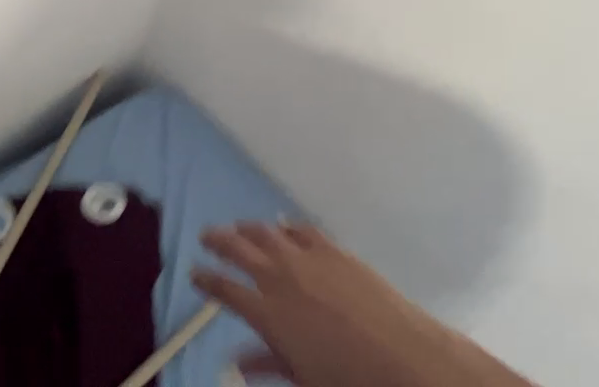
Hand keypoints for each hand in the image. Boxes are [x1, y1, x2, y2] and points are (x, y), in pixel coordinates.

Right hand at [193, 223, 531, 386]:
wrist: (405, 359)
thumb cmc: (349, 380)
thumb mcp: (302, 378)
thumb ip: (268, 364)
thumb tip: (237, 362)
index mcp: (267, 312)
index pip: (224, 289)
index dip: (206, 279)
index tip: (193, 272)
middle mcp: (279, 277)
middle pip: (237, 249)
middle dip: (217, 241)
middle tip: (205, 236)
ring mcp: (306, 258)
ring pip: (266, 233)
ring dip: (248, 229)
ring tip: (238, 227)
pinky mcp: (333, 250)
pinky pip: (302, 230)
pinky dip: (287, 227)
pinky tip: (283, 227)